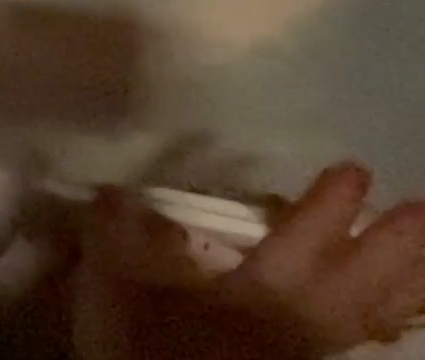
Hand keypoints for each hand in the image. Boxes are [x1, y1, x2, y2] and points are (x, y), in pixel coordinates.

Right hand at [72, 164, 424, 359]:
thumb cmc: (141, 340)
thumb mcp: (117, 282)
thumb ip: (121, 235)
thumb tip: (120, 190)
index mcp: (259, 294)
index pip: (301, 243)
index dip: (327, 208)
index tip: (354, 169)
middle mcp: (300, 320)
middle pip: (360, 281)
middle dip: (394, 246)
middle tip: (424, 208)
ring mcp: (309, 347)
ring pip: (372, 311)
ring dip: (403, 279)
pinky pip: (361, 331)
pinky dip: (386, 313)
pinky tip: (390, 306)